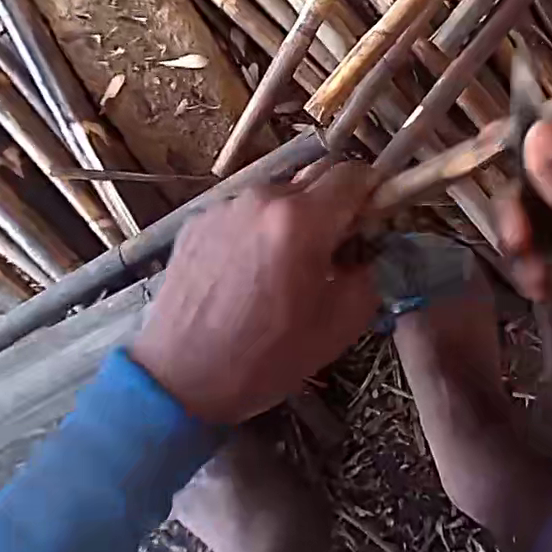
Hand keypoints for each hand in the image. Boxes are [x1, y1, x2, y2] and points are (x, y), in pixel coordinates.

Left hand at [131, 164, 378, 423]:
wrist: (179, 377)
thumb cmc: (265, 357)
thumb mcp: (339, 325)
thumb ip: (369, 273)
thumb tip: (370, 248)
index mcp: (301, 220)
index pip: (352, 174)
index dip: (371, 190)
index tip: (373, 216)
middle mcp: (261, 199)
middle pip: (314, 178)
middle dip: (333, 204)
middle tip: (333, 247)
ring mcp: (224, 206)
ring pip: (276, 195)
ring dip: (292, 217)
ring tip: (282, 265)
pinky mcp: (197, 220)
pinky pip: (242, 211)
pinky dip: (256, 229)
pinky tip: (245, 270)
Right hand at [496, 121, 551, 360]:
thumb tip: (537, 129)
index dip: (530, 141)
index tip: (487, 141)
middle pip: (536, 174)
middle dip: (521, 209)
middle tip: (517, 239)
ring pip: (522, 206)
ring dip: (519, 239)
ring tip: (533, 272)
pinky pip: (520, 235)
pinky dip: (523, 260)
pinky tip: (539, 284)